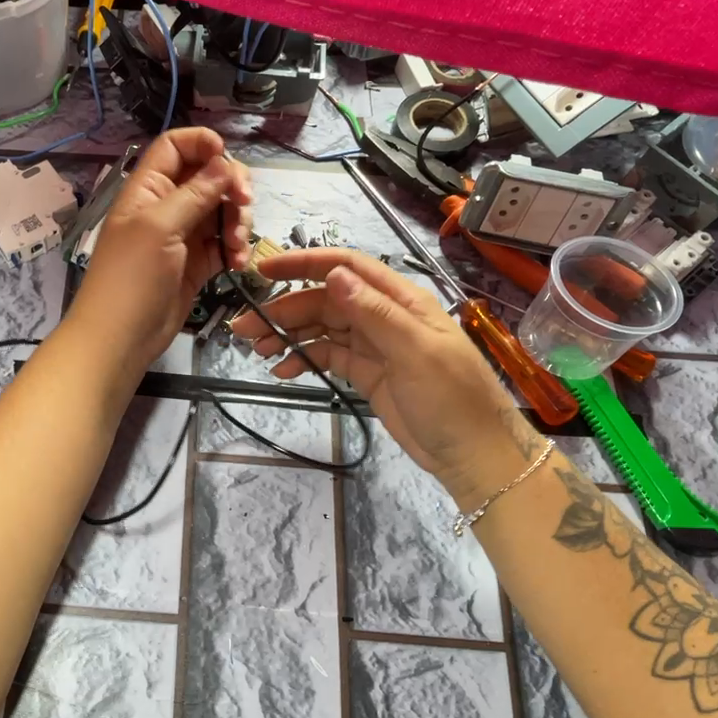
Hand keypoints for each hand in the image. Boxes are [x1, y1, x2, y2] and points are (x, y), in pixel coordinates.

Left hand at [66, 128, 253, 369]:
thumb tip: (224, 163)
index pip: (177, 147)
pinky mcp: (197, 264)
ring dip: (238, 222)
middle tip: (245, 205)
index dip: (203, 144)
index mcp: (148, 187)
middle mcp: (167, 206)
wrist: (121, 337)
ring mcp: (183, 236)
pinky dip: (236, 249)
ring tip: (238, 246)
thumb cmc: (131, 277)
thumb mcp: (159, 226)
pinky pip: (225, 243)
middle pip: (208, 177)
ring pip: (222, 210)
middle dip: (232, 187)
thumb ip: (195, 193)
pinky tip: (239, 263)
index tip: (228, 160)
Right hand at [228, 249, 531, 489]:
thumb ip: (374, 313)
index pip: (346, 267)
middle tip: (244, 327)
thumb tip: (334, 275)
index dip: (304, 264)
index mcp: (400, 300)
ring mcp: (374, 346)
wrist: (473, 453)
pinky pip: (327, 356)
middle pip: (325, 300)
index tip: (263, 270)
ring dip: (288, 334)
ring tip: (255, 349)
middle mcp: (383, 316)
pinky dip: (303, 359)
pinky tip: (282, 370)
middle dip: (283, 309)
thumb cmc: (453, 398)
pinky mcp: (367, 373)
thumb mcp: (416, 352)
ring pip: (322, 328)